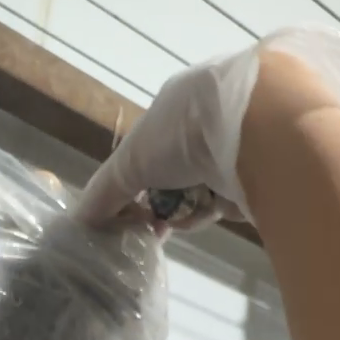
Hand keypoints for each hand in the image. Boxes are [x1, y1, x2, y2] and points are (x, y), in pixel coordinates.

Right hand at [75, 26, 339, 228]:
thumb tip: (79, 222)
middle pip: (170, 178)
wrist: (260, 134)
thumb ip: (105, 192)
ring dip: (179, 213)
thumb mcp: (133, 161)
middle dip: (156, 205)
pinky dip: (205, 214)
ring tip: (171, 225)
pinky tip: (198, 219)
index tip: (123, 215)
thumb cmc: (186, 134)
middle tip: (145, 230)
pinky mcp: (253, 178)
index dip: (130, 186)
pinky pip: (220, 204)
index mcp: (176, 108)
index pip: (145, 153)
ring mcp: (231, 152)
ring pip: (195, 194)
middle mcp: (205, 127)